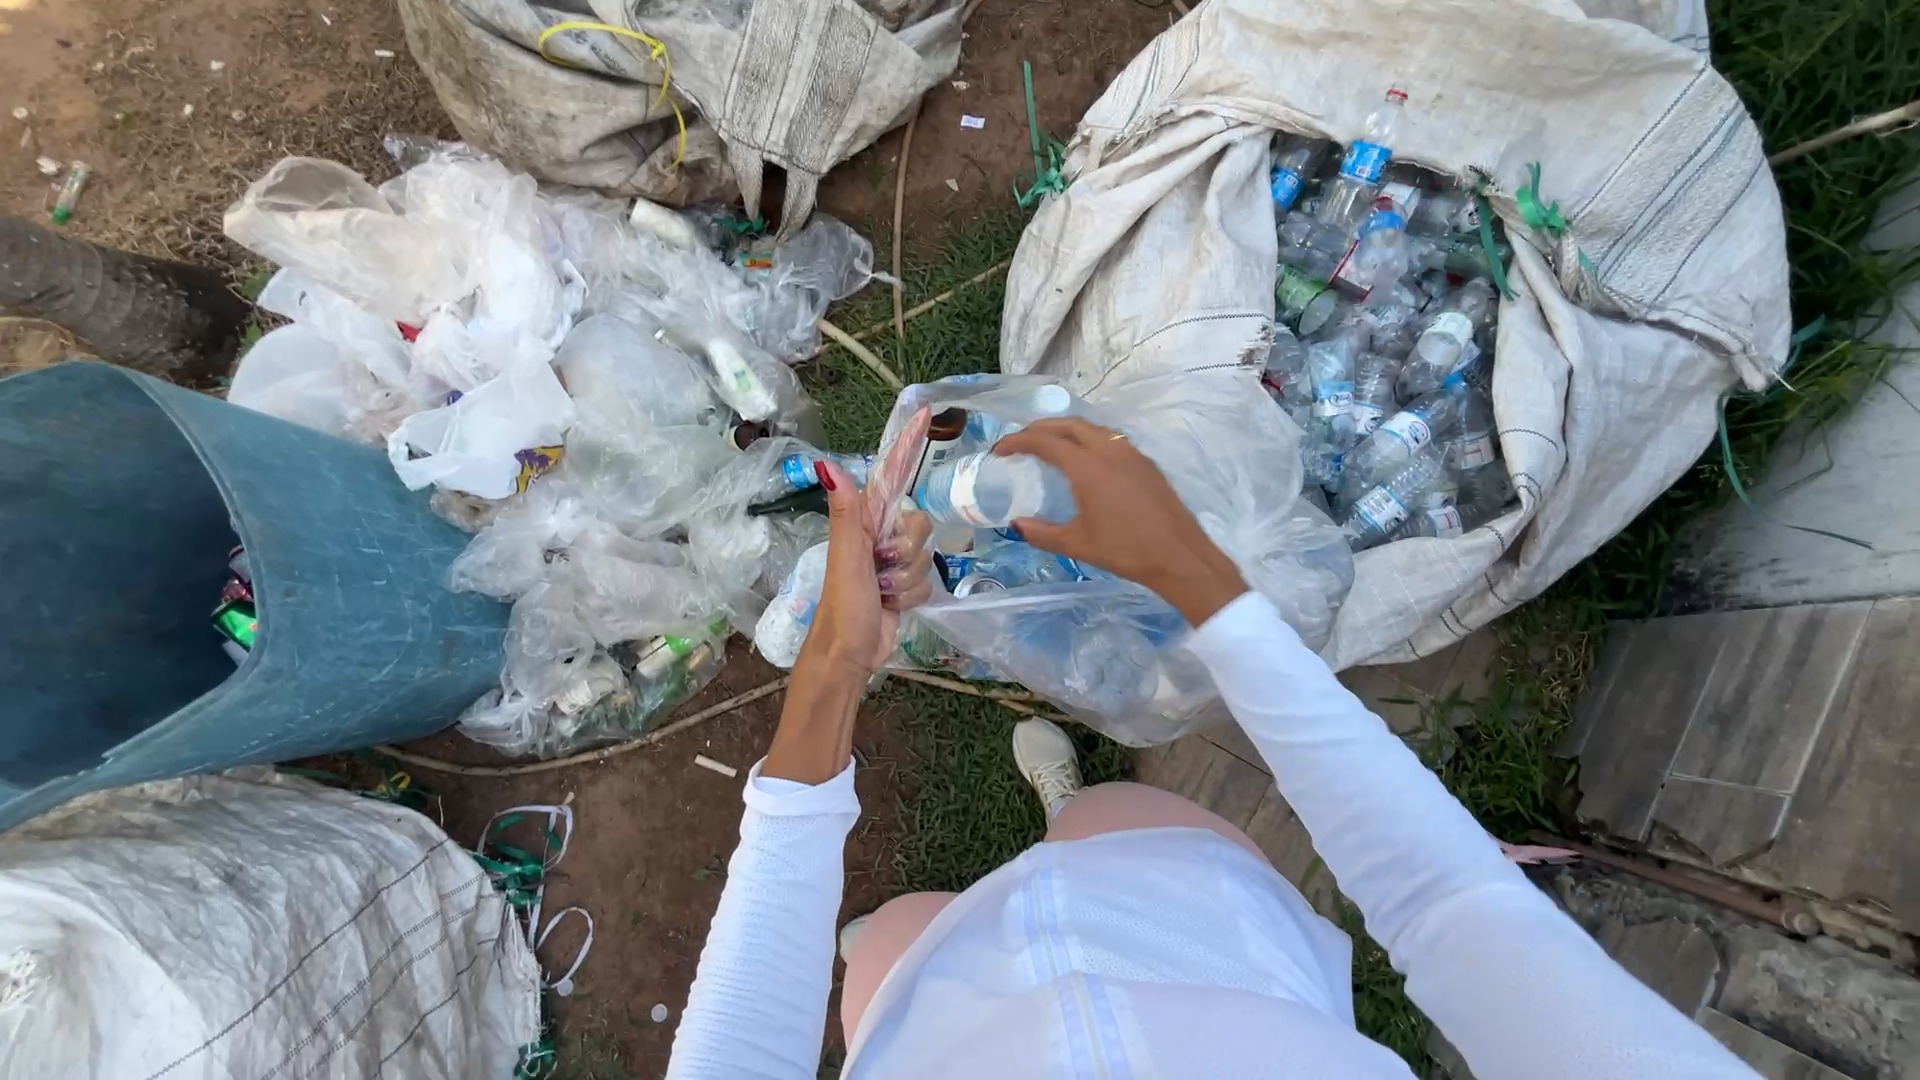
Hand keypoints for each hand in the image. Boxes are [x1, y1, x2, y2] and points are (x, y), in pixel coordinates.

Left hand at [798, 459, 935, 677]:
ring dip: (906, 579)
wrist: (850, 655)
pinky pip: (927, 579)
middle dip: (906, 550)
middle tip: (882, 566)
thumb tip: (829, 466)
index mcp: (862, 521)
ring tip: (882, 591)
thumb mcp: (846, 558)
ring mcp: (893, 561)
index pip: (890, 477)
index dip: (907, 447)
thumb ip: (846, 514)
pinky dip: (912, 595)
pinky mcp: (905, 585)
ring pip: (925, 554)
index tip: (926, 415)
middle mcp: (879, 535)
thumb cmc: (844, 606)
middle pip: (918, 522)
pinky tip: (894, 605)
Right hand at [995, 417, 1246, 625]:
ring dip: (1066, 430)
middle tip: (1021, 440)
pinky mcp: (1145, 463)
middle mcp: (1109, 450)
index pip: (1045, 442)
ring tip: (1050, 444)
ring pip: (1092, 428)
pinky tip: (1085, 458)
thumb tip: (1017, 524)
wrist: (1179, 556)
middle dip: (1040, 428)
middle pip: (1068, 424)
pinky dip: (1088, 438)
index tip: (999, 450)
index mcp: (1088, 467)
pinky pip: (1110, 438)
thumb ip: (1042, 532)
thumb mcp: (1077, 544)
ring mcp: (1131, 453)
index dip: (1018, 441)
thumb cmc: (1125, 550)